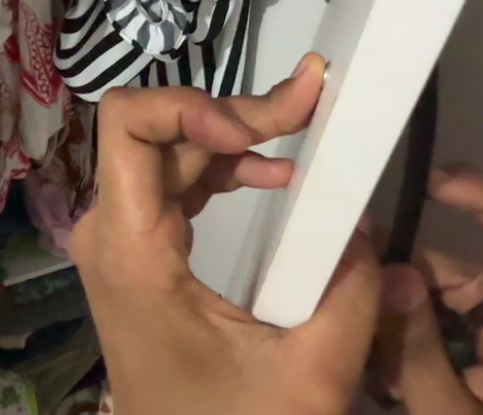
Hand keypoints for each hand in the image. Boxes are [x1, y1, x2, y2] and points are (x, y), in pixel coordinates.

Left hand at [70, 53, 382, 414]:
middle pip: (162, 128)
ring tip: (302, 124)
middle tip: (308, 103)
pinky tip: (274, 173)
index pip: (128, 124)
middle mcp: (113, 225)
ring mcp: (124, 232)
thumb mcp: (306, 379)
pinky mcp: (142, 242)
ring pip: (173, 146)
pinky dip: (228, 162)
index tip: (253, 128)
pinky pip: (179, 177)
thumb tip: (368, 221)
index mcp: (131, 247)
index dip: (187, 102)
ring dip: (240, 131)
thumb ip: (349, 295)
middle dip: (237, 112)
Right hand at [372, 166, 482, 414]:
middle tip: (363, 327)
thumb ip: (419, 351)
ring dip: (383, 317)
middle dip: (397, 280)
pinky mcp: (440, 352)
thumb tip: (392, 268)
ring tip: (373, 371)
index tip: (427, 183)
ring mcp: (464, 334)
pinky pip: (401, 318)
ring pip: (413, 290)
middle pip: (443, 262)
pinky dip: (380, 335)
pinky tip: (374, 378)